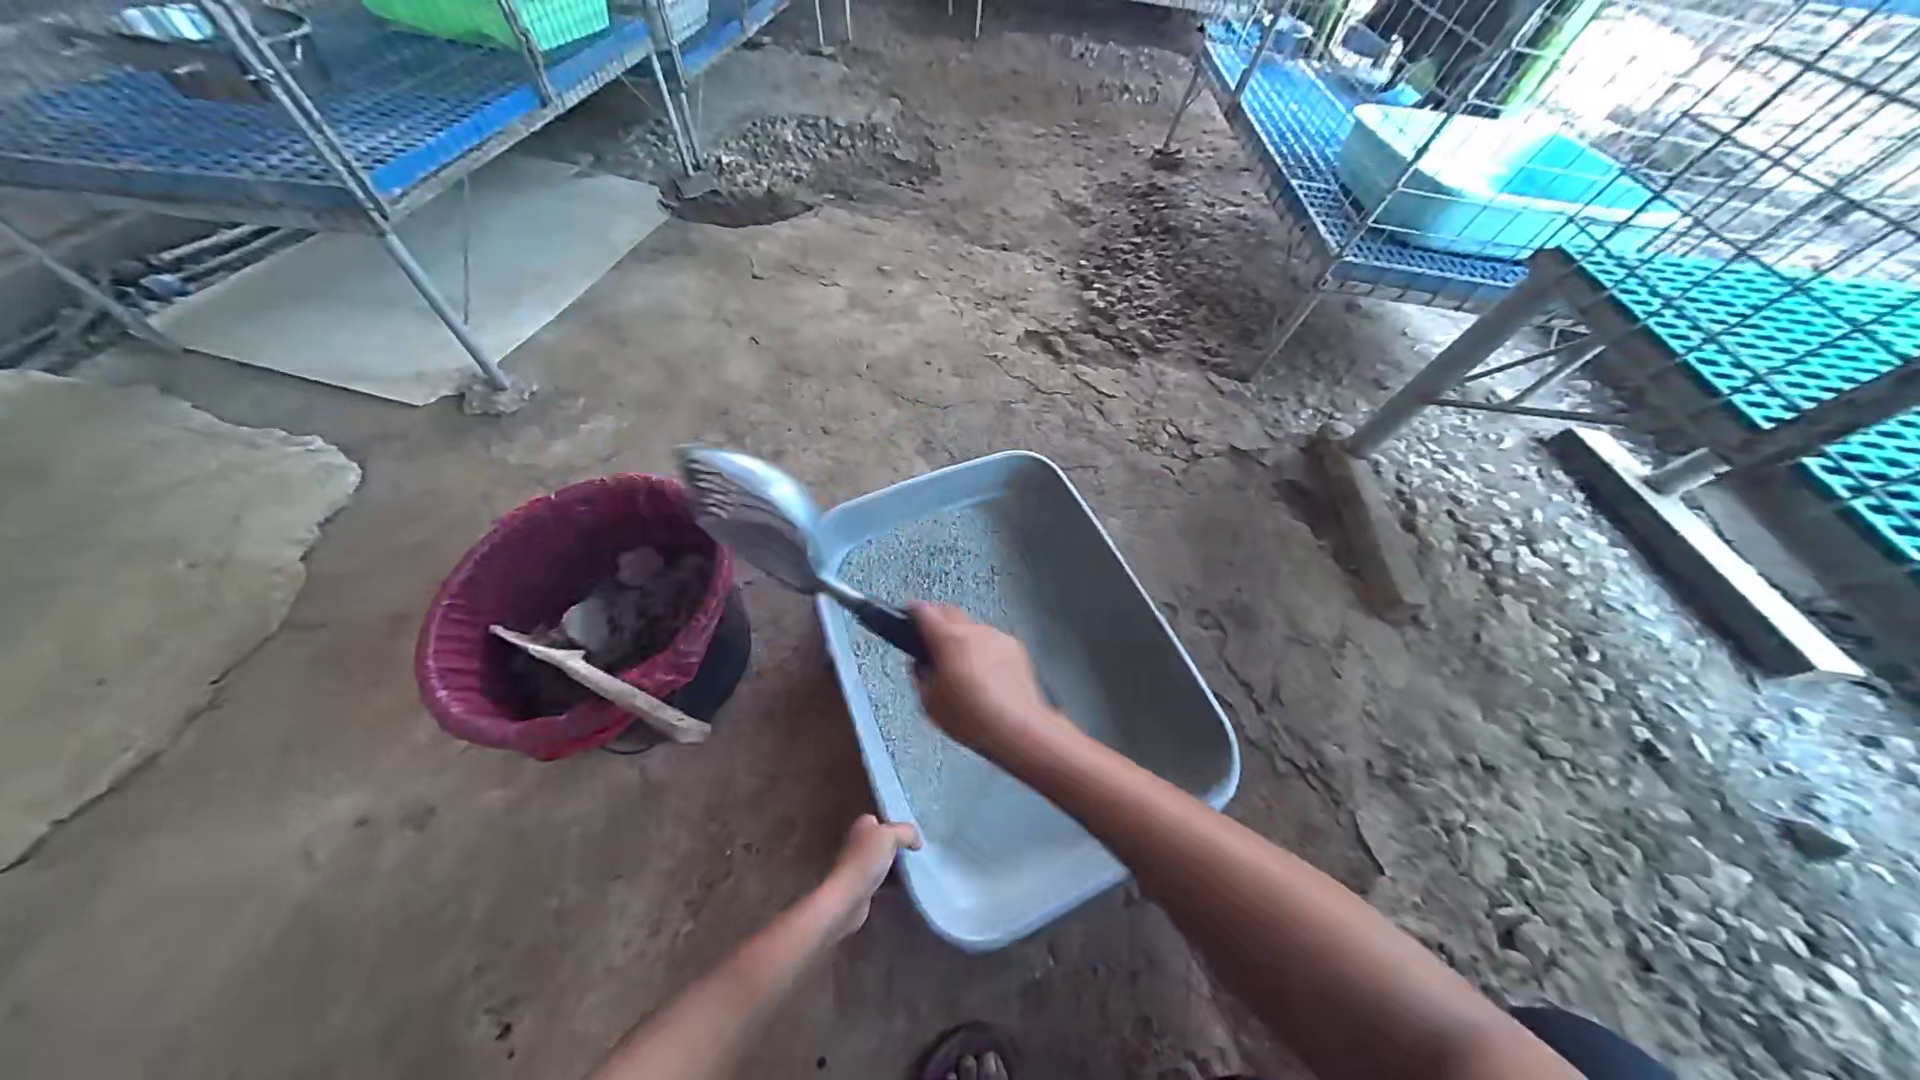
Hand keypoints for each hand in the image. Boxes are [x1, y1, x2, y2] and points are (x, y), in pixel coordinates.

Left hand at [819, 814, 920, 938]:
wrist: (847, 898)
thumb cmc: (866, 861)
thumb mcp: (890, 836)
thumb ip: (907, 832)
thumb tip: (917, 841)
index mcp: (863, 824)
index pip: (883, 820)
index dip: (898, 825)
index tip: (914, 836)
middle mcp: (859, 841)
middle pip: (885, 841)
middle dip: (901, 847)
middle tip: (918, 853)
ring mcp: (860, 864)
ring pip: (886, 861)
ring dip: (899, 866)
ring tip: (918, 869)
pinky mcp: (863, 884)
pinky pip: (883, 879)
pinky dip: (894, 882)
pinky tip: (907, 885)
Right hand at [910, 603, 1067, 754]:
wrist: (1018, 728)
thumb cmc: (971, 718)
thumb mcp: (929, 702)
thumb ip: (919, 674)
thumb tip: (920, 663)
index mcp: (947, 639)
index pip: (923, 610)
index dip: (913, 612)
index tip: (909, 615)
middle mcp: (973, 631)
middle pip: (949, 612)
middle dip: (939, 622)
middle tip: (933, 644)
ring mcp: (997, 636)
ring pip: (973, 628)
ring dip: (964, 640)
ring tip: (963, 669)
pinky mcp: (1016, 648)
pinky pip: (992, 641)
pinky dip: (985, 651)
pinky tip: (986, 677)